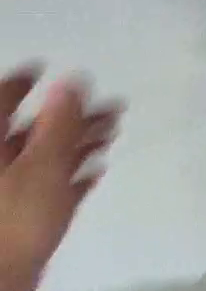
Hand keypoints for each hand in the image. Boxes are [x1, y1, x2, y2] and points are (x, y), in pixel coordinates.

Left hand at [0, 68, 118, 290]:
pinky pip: (46, 185)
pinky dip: (69, 174)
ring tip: (110, 134)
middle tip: (104, 105)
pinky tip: (92, 173)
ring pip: (40, 157)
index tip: (42, 68)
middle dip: (66, 116)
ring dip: (76, 144)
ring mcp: (6, 191)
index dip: (22, 84)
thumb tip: (70, 82)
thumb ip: (60, 125)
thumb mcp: (41, 168)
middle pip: (27, 132)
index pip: (2, 104)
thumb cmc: (12, 222)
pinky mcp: (18, 214)